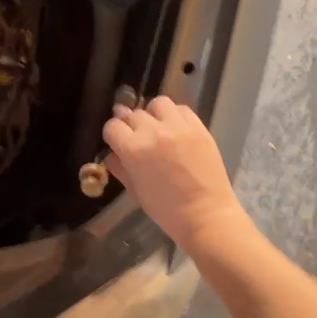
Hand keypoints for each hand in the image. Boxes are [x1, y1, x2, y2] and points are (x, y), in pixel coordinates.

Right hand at [101, 96, 249, 251]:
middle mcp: (154, 132)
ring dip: (152, 113)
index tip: (116, 141)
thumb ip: (120, 168)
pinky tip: (175, 128)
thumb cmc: (166, 209)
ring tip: (157, 127)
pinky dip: (174, 115)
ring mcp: (178, 127)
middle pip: (133, 114)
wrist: (205, 213)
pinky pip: (181, 108)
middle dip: (130, 125)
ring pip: (157, 104)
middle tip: (136, 138)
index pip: (112, 127)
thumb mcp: (135, 190)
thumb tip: (111, 154)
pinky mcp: (198, 127)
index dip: (112, 134)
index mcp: (133, 149)